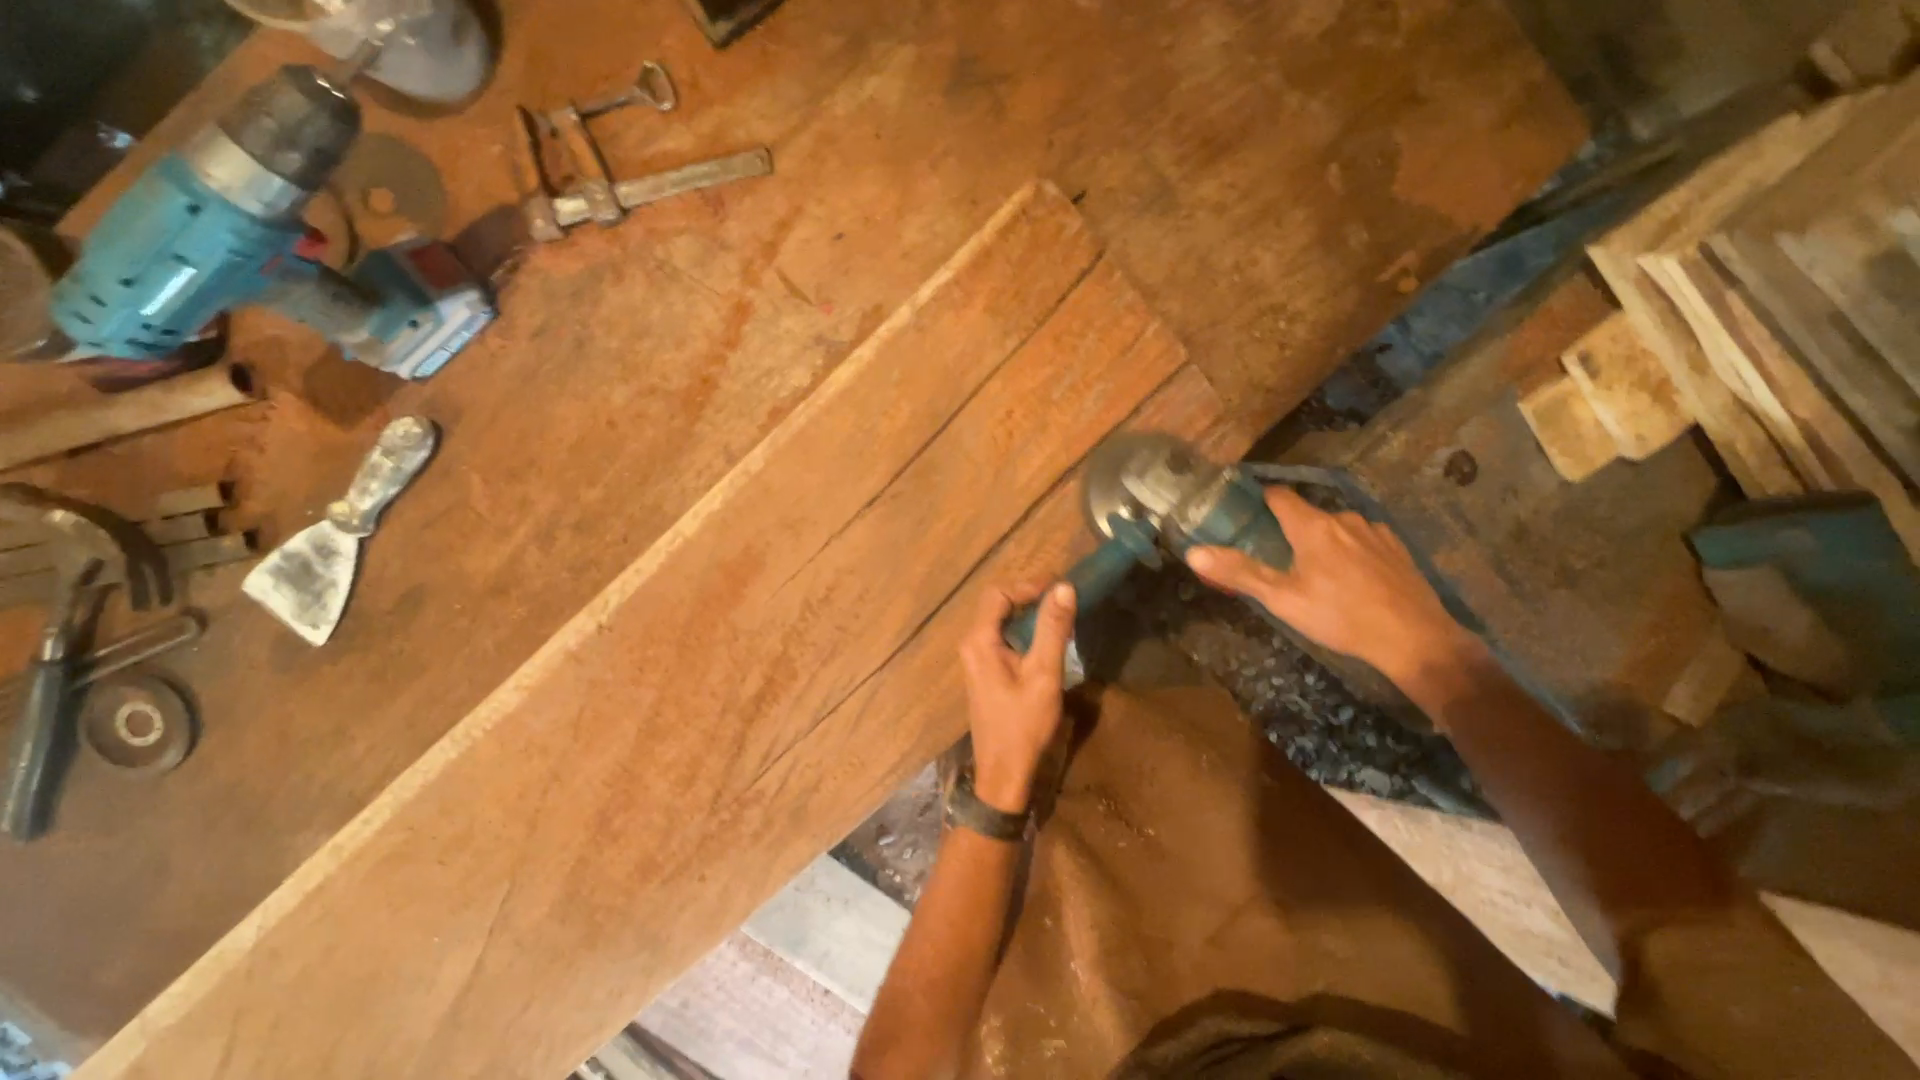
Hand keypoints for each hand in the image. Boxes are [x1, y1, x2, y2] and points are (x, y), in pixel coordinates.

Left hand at [957, 581, 1076, 812]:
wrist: (1004, 772)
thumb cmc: (1023, 724)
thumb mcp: (1044, 674)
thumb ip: (1053, 630)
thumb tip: (1064, 587)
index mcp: (979, 641)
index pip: (998, 593)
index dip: (1028, 585)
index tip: (1059, 588)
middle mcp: (971, 645)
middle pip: (996, 604)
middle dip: (1028, 596)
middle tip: (1062, 598)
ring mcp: (976, 661)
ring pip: (1000, 622)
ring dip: (1028, 615)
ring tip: (1060, 616)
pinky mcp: (986, 673)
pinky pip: (1002, 640)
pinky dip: (1024, 633)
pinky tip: (1047, 642)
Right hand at [1186, 489, 1485, 696]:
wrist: (1413, 637)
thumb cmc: (1340, 617)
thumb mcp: (1282, 599)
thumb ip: (1239, 573)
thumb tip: (1194, 552)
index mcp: (1312, 526)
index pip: (1279, 496)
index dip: (1261, 502)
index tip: (1247, 515)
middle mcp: (1343, 518)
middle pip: (1308, 515)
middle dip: (1291, 531)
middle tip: (1279, 561)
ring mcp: (1374, 532)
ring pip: (1337, 529)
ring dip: (1324, 544)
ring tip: (1318, 576)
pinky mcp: (1397, 548)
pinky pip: (1363, 541)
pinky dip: (1352, 553)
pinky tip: (1353, 580)